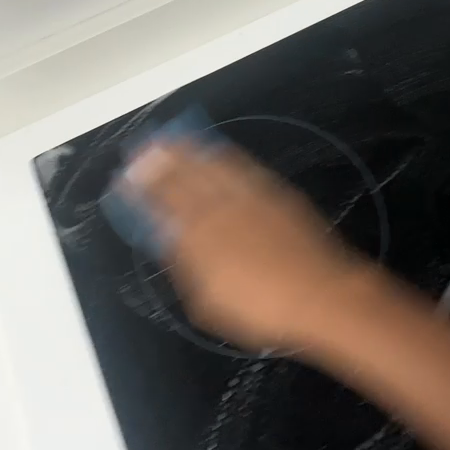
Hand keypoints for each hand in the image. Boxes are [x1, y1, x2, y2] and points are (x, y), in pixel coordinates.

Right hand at [121, 139, 375, 350]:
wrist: (322, 294)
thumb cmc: (263, 308)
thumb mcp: (208, 302)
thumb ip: (185, 265)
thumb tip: (170, 241)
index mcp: (199, 235)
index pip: (163, 202)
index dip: (143, 187)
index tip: (128, 177)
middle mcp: (220, 208)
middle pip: (183, 177)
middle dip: (160, 160)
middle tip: (144, 148)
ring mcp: (248, 196)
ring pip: (210, 165)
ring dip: (187, 150)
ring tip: (170, 141)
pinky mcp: (273, 193)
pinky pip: (240, 165)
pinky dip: (222, 154)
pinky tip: (215, 150)